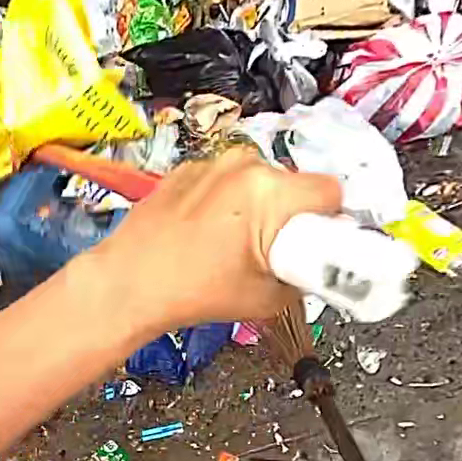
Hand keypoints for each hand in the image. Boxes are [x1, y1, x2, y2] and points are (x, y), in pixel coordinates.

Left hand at [71, 145, 342, 335]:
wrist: (130, 283)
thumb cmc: (194, 291)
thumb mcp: (267, 298)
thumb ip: (303, 278)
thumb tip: (314, 270)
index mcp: (270, 192)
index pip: (330, 190)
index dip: (331, 219)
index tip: (320, 240)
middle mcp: (243, 164)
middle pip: (292, 183)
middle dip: (292, 214)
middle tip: (276, 250)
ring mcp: (212, 162)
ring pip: (259, 180)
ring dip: (260, 206)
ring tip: (236, 244)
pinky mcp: (188, 169)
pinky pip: (226, 181)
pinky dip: (228, 202)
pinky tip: (209, 233)